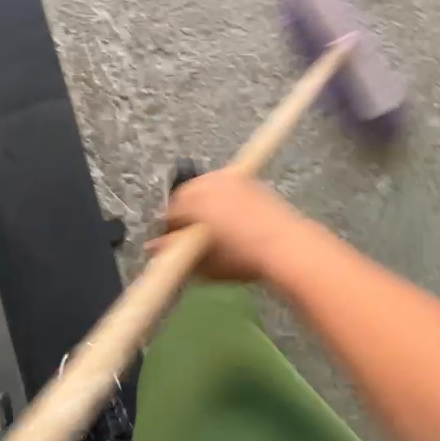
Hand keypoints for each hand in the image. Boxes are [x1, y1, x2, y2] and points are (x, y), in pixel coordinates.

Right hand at [150, 171, 315, 282]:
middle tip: (189, 233)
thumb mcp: (205, 263)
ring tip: (209, 223)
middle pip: (185, 193)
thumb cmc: (243, 258)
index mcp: (194, 202)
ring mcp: (229, 178)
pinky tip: (228, 214)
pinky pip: (223, 183)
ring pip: (204, 185)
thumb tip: (153, 249)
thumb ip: (175, 253)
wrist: (286, 246)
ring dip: (201, 201)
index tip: (173, 242)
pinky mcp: (247, 179)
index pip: (170, 212)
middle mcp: (209, 183)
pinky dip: (220, 195)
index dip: (169, 229)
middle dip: (184, 211)